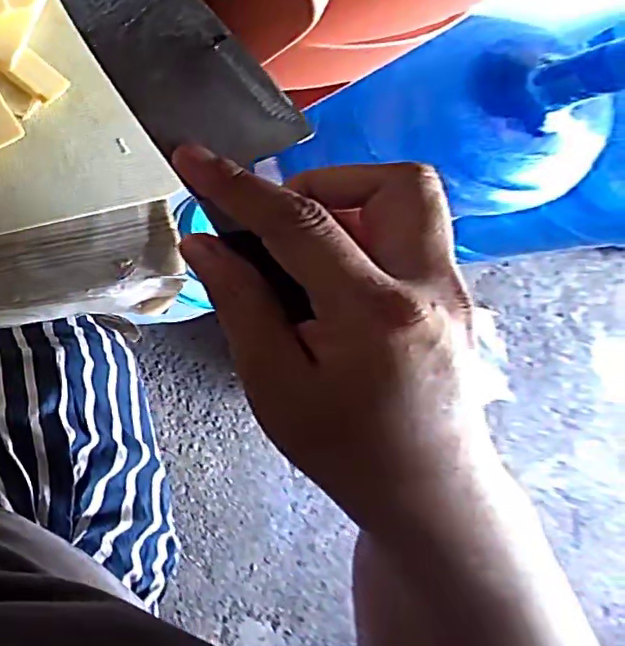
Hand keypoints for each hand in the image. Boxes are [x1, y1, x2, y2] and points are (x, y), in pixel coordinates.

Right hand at [173, 147, 497, 538]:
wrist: (424, 487)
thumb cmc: (334, 438)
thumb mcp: (268, 375)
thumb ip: (240, 299)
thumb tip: (204, 242)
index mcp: (376, 311)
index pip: (300, 223)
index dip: (237, 185)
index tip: (192, 158)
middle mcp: (431, 287)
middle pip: (396, 184)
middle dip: (319, 183)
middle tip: (269, 224)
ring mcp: (454, 289)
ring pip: (408, 205)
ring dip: (339, 208)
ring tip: (290, 256)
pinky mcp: (452, 297)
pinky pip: (405, 237)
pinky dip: (352, 236)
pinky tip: (317, 282)